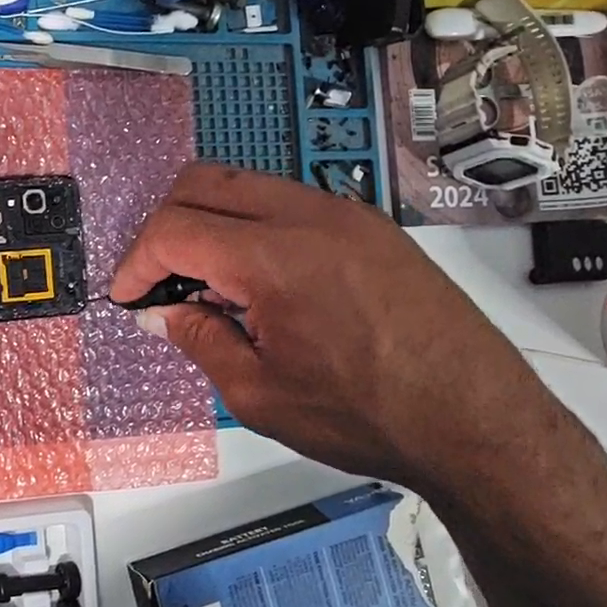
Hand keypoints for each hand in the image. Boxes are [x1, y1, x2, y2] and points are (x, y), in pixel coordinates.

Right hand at [110, 163, 568, 496]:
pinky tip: (256, 284)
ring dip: (208, 223)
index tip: (127, 296)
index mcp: (277, 258)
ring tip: (208, 287)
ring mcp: (347, 215)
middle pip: (202, 183)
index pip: (174, 229)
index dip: (135, 263)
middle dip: (163, 228)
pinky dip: (250, 228)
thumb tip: (163, 313)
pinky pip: (287, 203)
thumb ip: (199, 339)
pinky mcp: (371, 227)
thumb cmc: (370, 416)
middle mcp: (311, 218)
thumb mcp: (259, 394)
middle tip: (156, 281)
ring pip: (245, 185)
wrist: (479, 423)